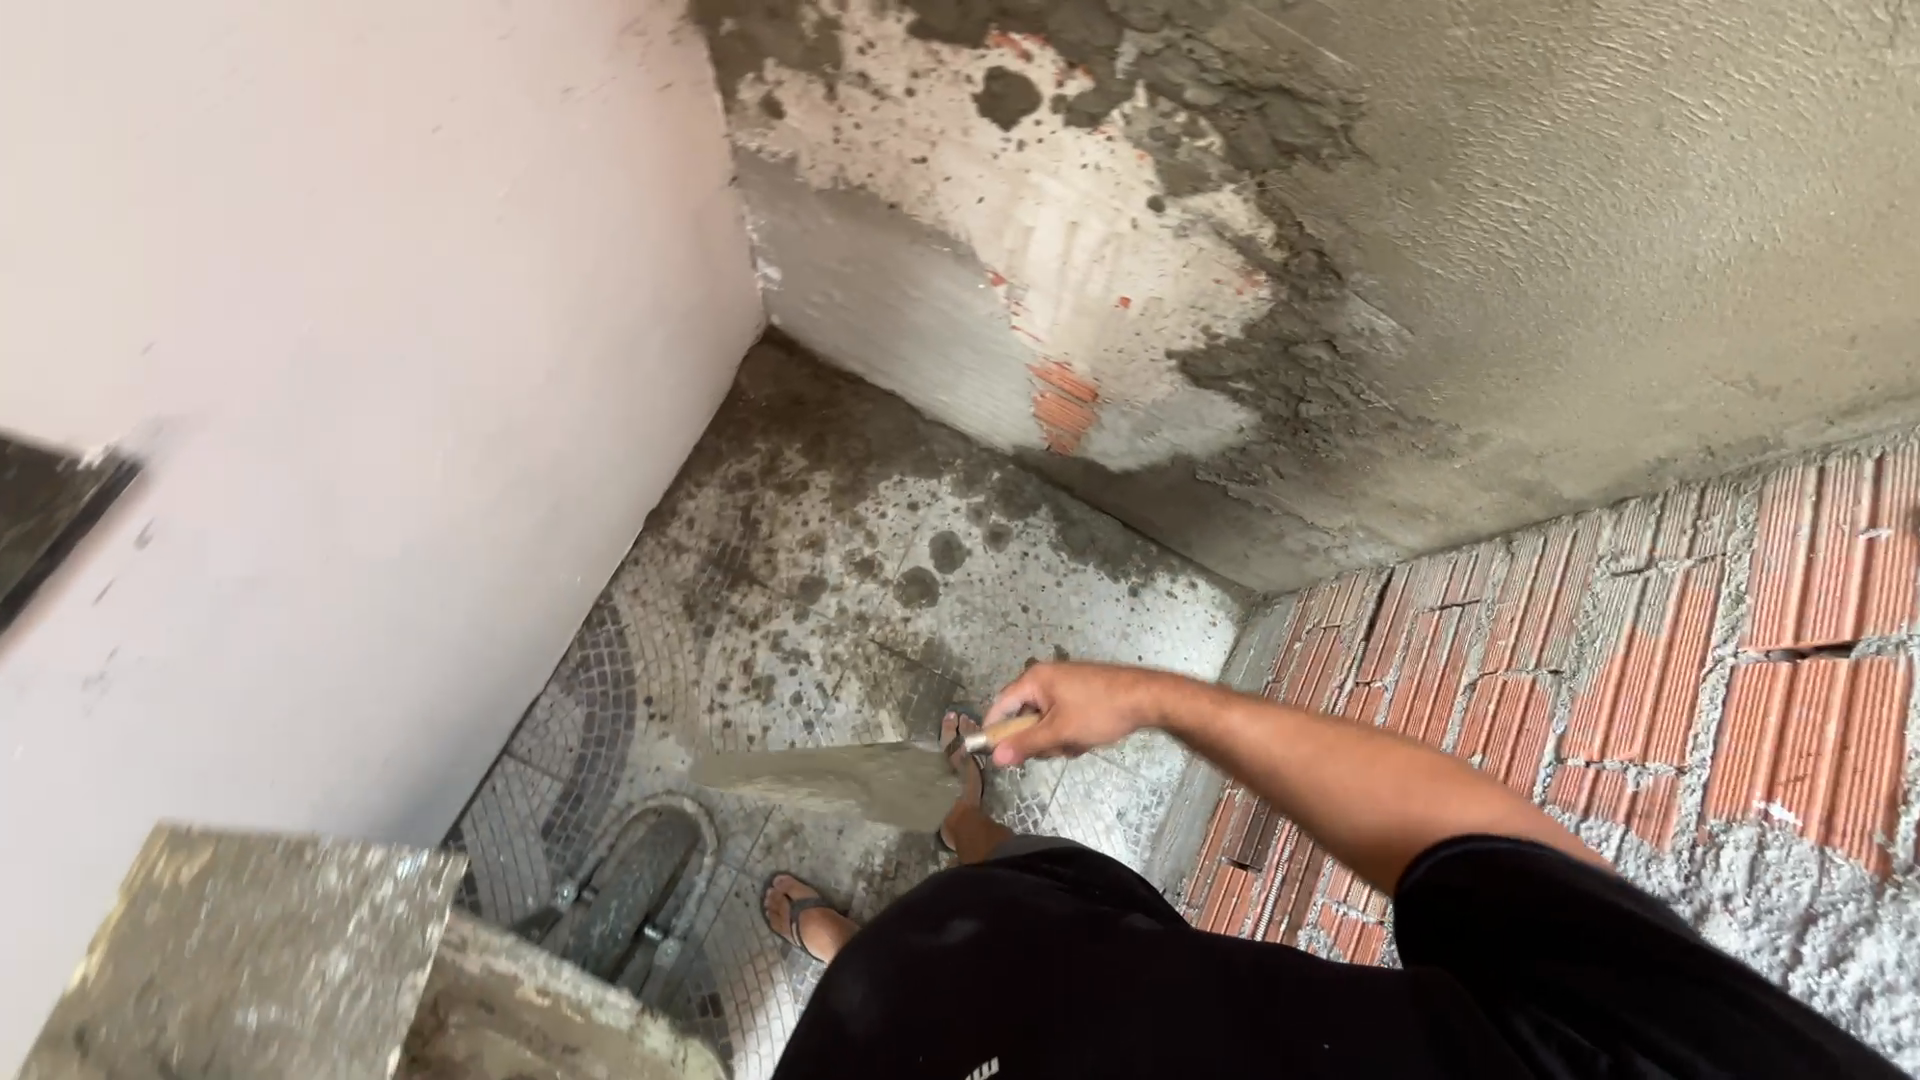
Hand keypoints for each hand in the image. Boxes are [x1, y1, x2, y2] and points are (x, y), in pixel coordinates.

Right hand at [983, 662, 1185, 765]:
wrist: (1146, 698)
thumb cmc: (1099, 711)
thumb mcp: (1060, 732)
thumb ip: (1026, 745)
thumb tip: (995, 758)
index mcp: (1035, 679)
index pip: (1001, 704)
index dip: (995, 730)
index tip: (996, 754)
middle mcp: (1045, 678)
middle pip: (1024, 715)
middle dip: (1038, 738)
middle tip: (1055, 748)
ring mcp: (1064, 685)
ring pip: (1044, 721)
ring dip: (1056, 738)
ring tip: (1077, 743)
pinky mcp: (1079, 693)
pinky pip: (1061, 717)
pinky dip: (1069, 731)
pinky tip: (1087, 738)